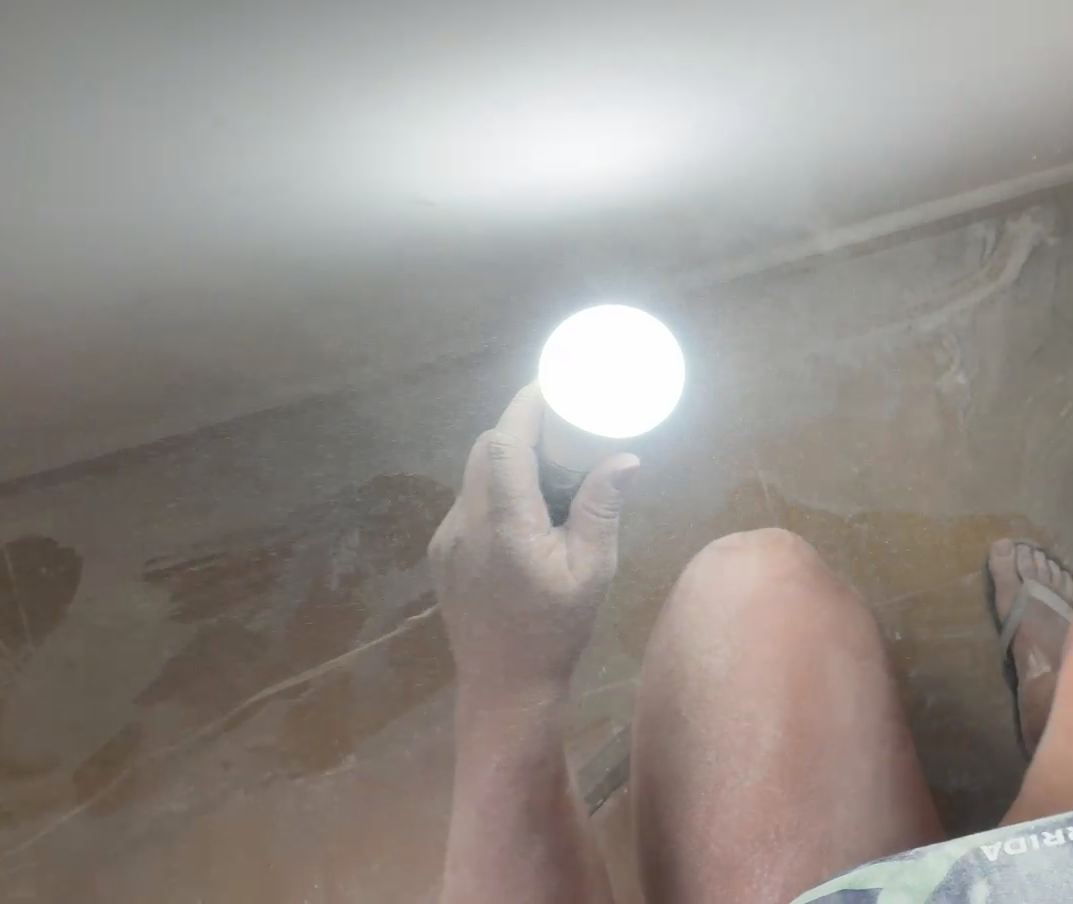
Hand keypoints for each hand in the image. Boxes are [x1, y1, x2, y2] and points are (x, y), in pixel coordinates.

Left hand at [428, 383, 640, 704]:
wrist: (505, 687)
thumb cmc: (557, 628)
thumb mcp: (592, 570)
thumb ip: (601, 510)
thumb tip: (626, 458)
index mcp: (505, 526)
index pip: (502, 447)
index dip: (523, 409)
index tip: (550, 385)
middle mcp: (466, 525)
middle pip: (483, 451)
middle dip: (518, 424)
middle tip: (562, 417)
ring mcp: (449, 539)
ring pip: (474, 474)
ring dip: (509, 454)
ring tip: (553, 455)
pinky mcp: (446, 553)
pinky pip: (472, 500)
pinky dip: (500, 483)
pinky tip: (532, 500)